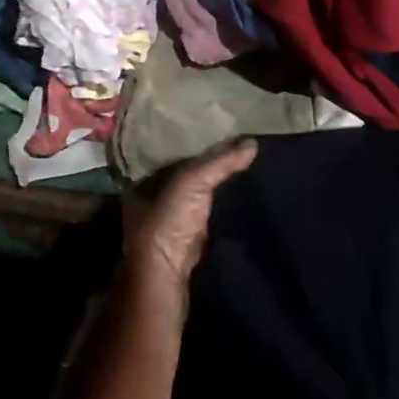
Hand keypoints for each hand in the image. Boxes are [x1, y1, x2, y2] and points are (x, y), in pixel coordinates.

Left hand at [123, 139, 257, 296]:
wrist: (167, 270)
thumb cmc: (168, 219)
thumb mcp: (193, 180)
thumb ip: (222, 160)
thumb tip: (253, 143)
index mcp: (145, 179)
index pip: (175, 150)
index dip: (198, 139)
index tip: (224, 128)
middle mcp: (155, 195)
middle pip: (191, 169)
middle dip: (214, 159)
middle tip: (244, 141)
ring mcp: (173, 216)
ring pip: (203, 188)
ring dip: (223, 179)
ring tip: (252, 160)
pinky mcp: (192, 231)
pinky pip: (213, 206)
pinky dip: (227, 198)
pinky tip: (247, 187)